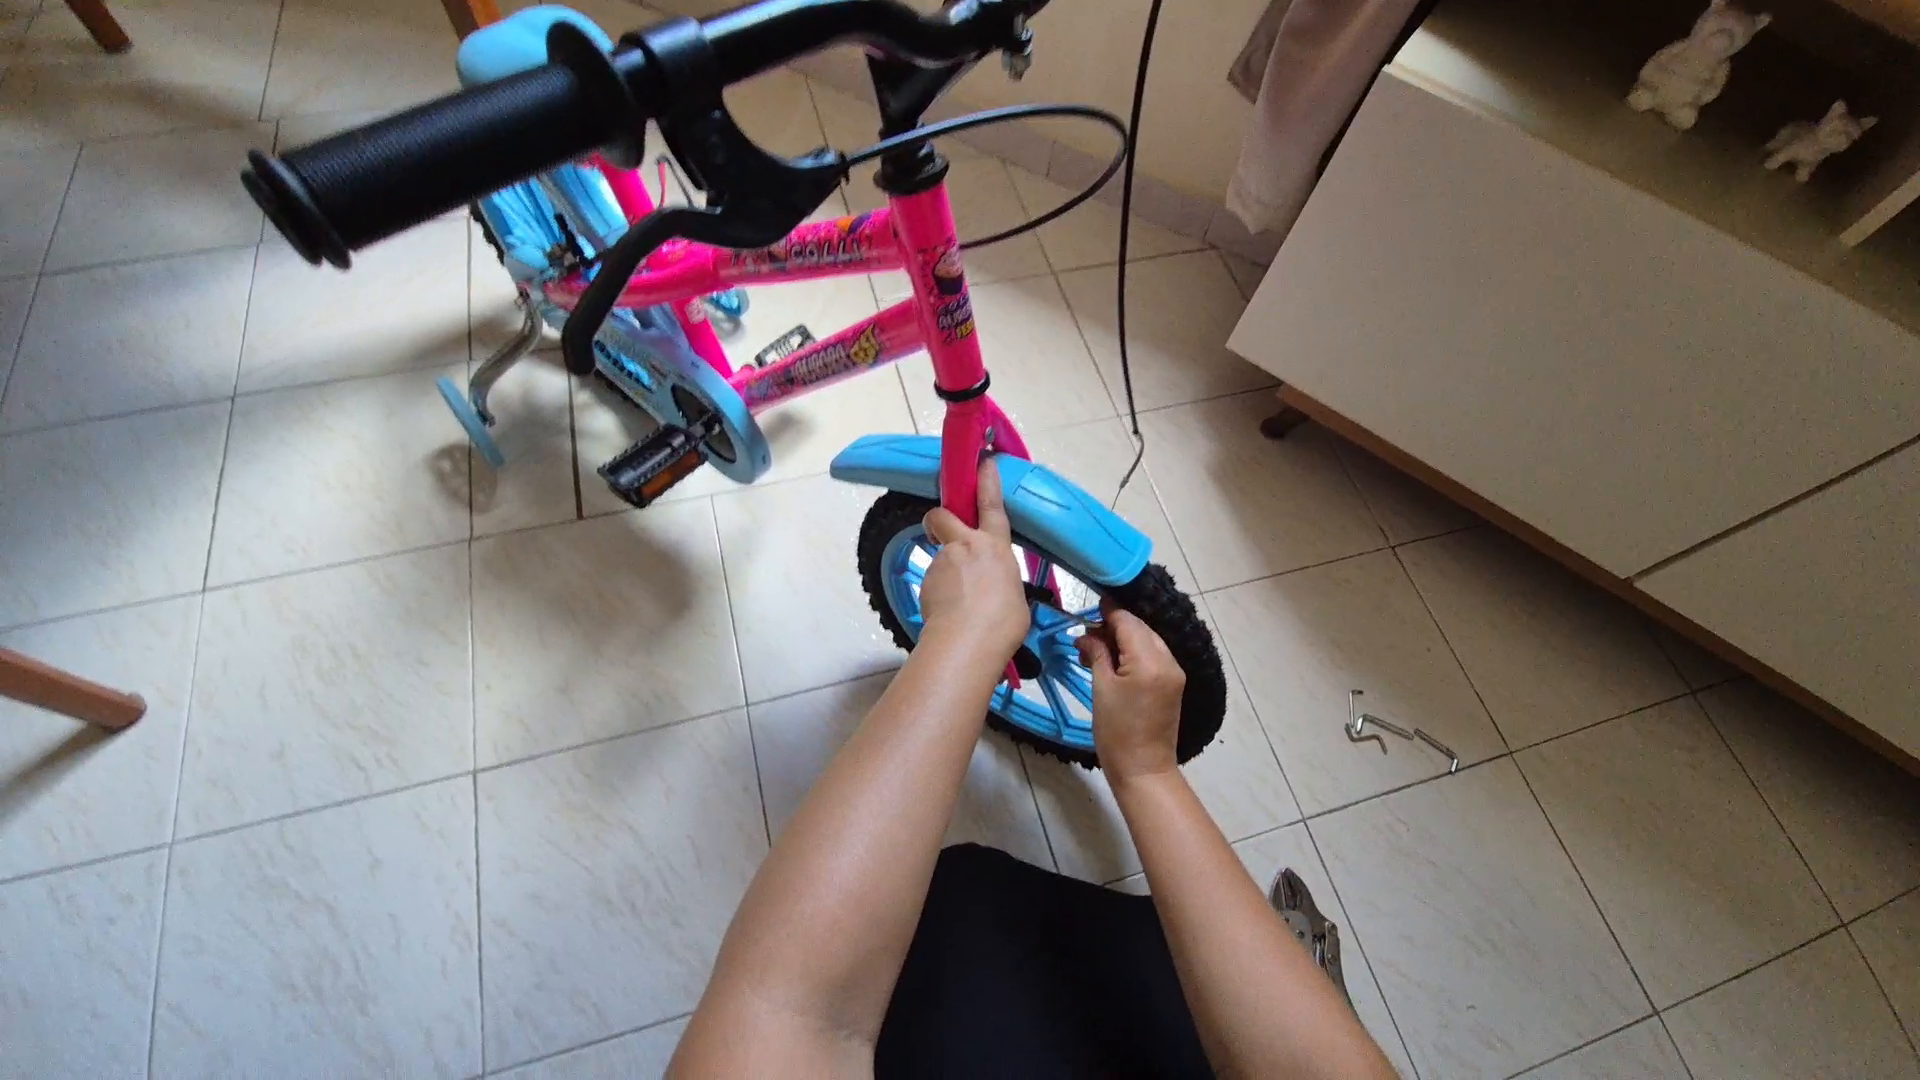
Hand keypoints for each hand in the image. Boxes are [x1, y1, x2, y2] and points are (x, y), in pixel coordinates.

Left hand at [919, 458, 1028, 658]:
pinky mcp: (925, 582)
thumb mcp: (1015, 597)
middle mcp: (966, 547)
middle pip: (942, 516)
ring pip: (941, 560)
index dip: (987, 482)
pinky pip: (934, 584)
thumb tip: (995, 590)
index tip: (983, 463)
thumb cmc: (1003, 622)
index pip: (991, 506)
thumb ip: (1002, 582)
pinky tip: (950, 615)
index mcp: (995, 547)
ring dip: (947, 574)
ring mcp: (942, 563)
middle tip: (939, 530)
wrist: (966, 641)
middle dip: (938, 519)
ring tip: (960, 605)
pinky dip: (941, 595)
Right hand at [1077, 603, 1185, 782]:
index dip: (1107, 611)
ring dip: (1123, 639)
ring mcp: (1174, 672)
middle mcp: (1168, 660)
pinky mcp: (1173, 683)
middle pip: (1139, 628)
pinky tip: (1114, 660)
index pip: (1127, 621)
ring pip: (1147, 640)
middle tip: (1086, 637)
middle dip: (1113, 626)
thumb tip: (1086, 634)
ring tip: (1096, 650)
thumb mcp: (1101, 688)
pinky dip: (1134, 652)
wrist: (1143, 769)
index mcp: (1149, 660)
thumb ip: (1097, 653)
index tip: (1086, 608)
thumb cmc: (1116, 731)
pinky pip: (1153, 655)